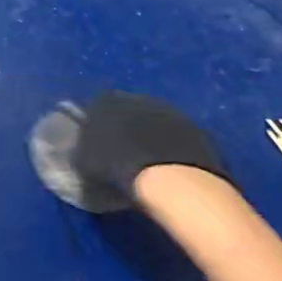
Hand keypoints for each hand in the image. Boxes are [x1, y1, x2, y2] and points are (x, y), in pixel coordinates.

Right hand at [72, 91, 226, 199]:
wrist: (170, 181)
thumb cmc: (116, 168)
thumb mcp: (84, 161)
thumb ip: (82, 148)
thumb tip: (80, 149)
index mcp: (105, 101)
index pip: (96, 105)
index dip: (97, 123)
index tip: (95, 141)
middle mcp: (138, 99)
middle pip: (129, 110)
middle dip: (126, 126)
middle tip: (122, 149)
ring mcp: (173, 114)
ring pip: (156, 122)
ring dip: (152, 136)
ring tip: (147, 161)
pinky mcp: (201, 131)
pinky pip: (180, 137)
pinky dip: (174, 148)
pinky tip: (170, 168)